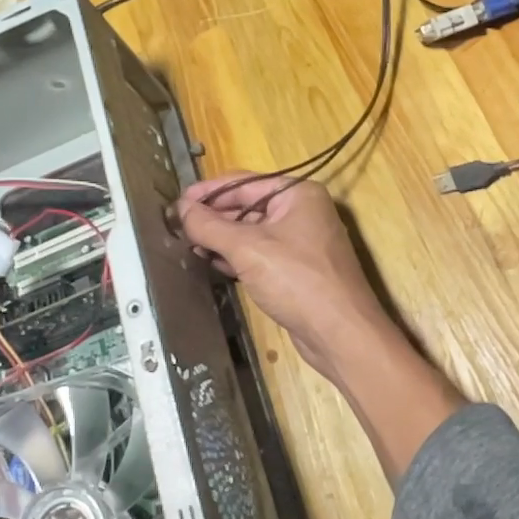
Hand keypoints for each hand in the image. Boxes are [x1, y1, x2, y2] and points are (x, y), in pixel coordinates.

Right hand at [175, 172, 390, 379]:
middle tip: (179, 226)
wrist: (341, 335)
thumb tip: (181, 208)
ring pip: (253, 232)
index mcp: (297, 193)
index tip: (177, 202)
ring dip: (223, 238)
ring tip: (189, 244)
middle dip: (214, 217)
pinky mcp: (298, 270)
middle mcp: (302, 211)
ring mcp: (302, 241)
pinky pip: (261, 254)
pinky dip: (237, 256)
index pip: (243, 183)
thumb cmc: (297, 280)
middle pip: (248, 206)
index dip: (208, 192)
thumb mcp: (248, 249)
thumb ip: (210, 226)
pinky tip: (213, 263)